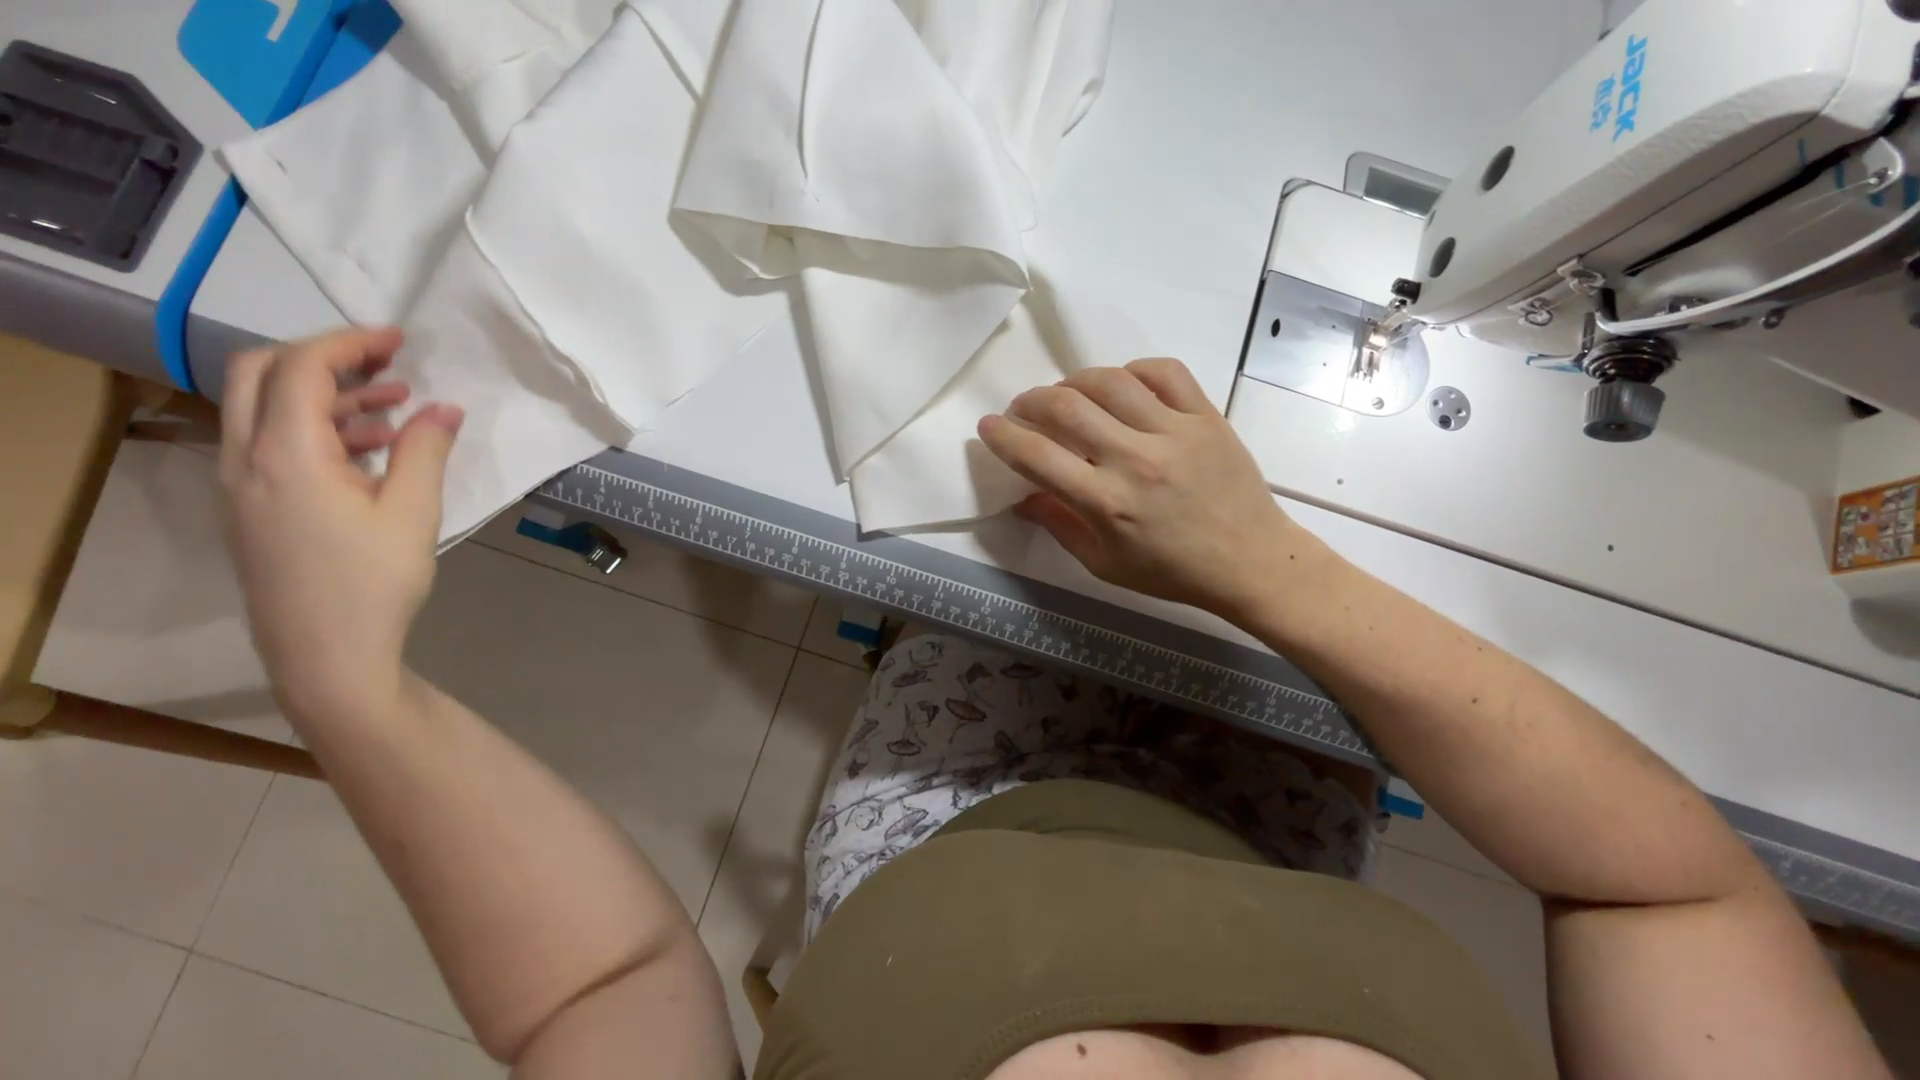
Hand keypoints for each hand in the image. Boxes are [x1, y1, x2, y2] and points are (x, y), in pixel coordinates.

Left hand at [220, 327, 462, 718]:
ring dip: (323, 395)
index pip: (302, 368)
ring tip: (394, 407)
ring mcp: (238, 485)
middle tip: (384, 363)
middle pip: (260, 373)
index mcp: (284, 453)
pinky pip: (268, 444)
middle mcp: (244, 458)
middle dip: (323, 358)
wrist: (326, 658)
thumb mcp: (412, 513)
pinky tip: (369, 452)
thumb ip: (425, 450)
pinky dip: (312, 429)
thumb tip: (444, 408)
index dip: (350, 343)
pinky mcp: (249, 509)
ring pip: (263, 410)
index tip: (400, 340)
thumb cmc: (373, 584)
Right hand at [978, 359, 1311, 617]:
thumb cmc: (1172, 572)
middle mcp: (1136, 459)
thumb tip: (1023, 495)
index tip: (989, 427)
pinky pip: (1163, 371)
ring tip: (1067, 394)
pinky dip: (1133, 370)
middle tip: (1024, 409)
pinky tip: (1122, 386)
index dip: (1003, 436)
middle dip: (1030, 401)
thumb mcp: (1105, 565)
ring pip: (1109, 380)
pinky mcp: (1205, 416)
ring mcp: (1174, 432)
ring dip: (1074, 381)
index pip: (1037, 456)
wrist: (1249, 561)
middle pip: (1065, 407)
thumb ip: (1060, 526)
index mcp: (1106, 502)